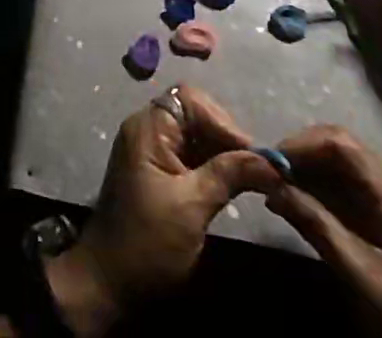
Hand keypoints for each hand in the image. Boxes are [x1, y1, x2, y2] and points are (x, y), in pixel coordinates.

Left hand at [46, 86, 279, 334]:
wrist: (109, 282)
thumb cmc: (147, 242)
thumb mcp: (191, 207)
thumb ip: (229, 175)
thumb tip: (273, 162)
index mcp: (148, 129)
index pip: (189, 100)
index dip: (222, 120)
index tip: (250, 154)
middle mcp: (148, 131)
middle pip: (196, 114)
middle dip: (227, 136)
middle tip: (255, 168)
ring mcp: (153, 151)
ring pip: (197, 134)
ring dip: (225, 152)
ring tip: (253, 178)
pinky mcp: (161, 172)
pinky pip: (193, 154)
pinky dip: (215, 165)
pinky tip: (236, 184)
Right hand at [266, 126, 381, 337]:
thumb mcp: (364, 277)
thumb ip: (319, 229)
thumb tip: (271, 189)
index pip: (342, 146)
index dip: (300, 145)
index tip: (266, 162)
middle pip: (342, 148)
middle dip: (301, 153)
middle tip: (266, 173)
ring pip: (343, 167)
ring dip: (308, 171)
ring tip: (274, 188)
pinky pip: (349, 191)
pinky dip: (320, 191)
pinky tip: (296, 204)